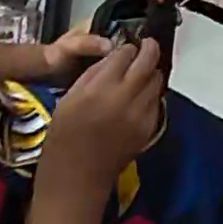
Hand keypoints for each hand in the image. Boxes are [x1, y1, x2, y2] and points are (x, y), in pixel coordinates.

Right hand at [43, 39, 164, 187]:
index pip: (125, 53)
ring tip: (143, 71)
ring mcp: (141, 114)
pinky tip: (141, 94)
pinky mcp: (150, 128)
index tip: (125, 48)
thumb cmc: (64, 137)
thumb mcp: (69, 98)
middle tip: (147, 44)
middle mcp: (125, 98)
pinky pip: (158, 100)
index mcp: (100, 89)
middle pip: (149, 61)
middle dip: (149, 48)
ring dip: (151, 71)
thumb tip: (115, 55)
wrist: (77, 179)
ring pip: (157, 79)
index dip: (126, 47)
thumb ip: (94, 73)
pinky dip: (152, 92)